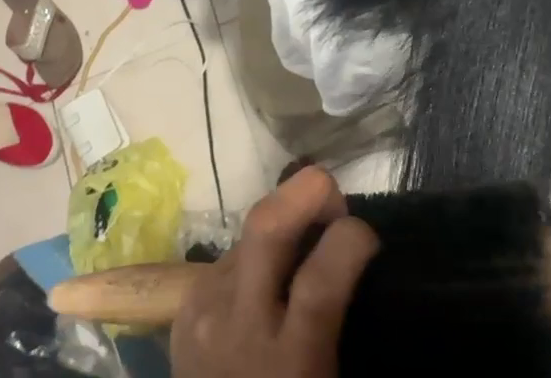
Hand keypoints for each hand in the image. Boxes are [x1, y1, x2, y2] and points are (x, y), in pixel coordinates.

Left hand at [171, 167, 380, 377]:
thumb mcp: (331, 373)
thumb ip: (344, 318)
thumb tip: (363, 261)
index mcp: (291, 359)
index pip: (320, 276)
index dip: (353, 238)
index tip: (368, 239)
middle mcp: (238, 327)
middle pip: (266, 226)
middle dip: (307, 191)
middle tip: (334, 199)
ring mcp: (202, 312)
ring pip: (247, 233)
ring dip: (282, 224)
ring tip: (303, 243)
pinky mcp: (182, 308)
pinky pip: (227, 259)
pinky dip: (255, 256)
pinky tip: (266, 279)